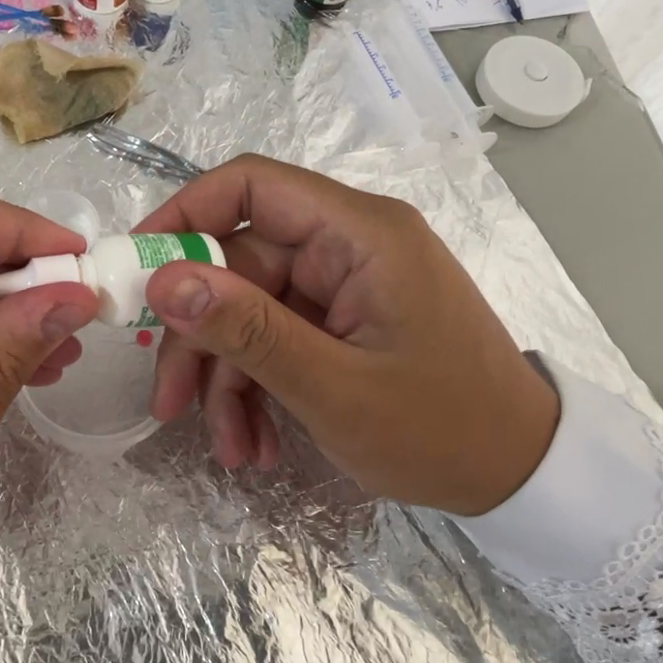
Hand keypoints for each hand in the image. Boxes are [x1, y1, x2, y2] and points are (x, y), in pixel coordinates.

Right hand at [135, 155, 559, 515]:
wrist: (525, 477)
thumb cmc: (443, 431)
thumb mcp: (333, 388)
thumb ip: (247, 330)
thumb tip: (164, 281)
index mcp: (360, 233)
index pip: (249, 186)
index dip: (183, 218)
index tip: (138, 274)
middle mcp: (350, 245)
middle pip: (240, 266)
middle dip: (202, 340)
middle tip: (169, 404)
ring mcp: (348, 286)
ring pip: (253, 312)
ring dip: (229, 380)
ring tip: (230, 448)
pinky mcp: (347, 322)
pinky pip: (280, 340)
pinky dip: (260, 390)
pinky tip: (257, 444)